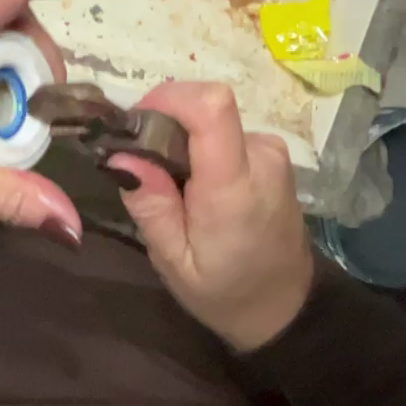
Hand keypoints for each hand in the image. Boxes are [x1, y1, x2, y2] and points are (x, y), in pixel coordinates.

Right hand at [110, 82, 315, 350]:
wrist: (284, 306)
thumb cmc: (223, 291)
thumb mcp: (174, 261)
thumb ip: (151, 206)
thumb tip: (121, 156)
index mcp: (234, 186)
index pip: (211, 106)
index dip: (168, 99)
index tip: (135, 125)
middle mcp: (261, 156)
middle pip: (205, 108)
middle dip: (165, 129)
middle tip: (145, 174)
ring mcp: (272, 152)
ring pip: (211, 121)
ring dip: (181, 144)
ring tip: (171, 191)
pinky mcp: (272, 154)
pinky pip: (225, 133)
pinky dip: (200, 151)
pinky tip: (195, 190)